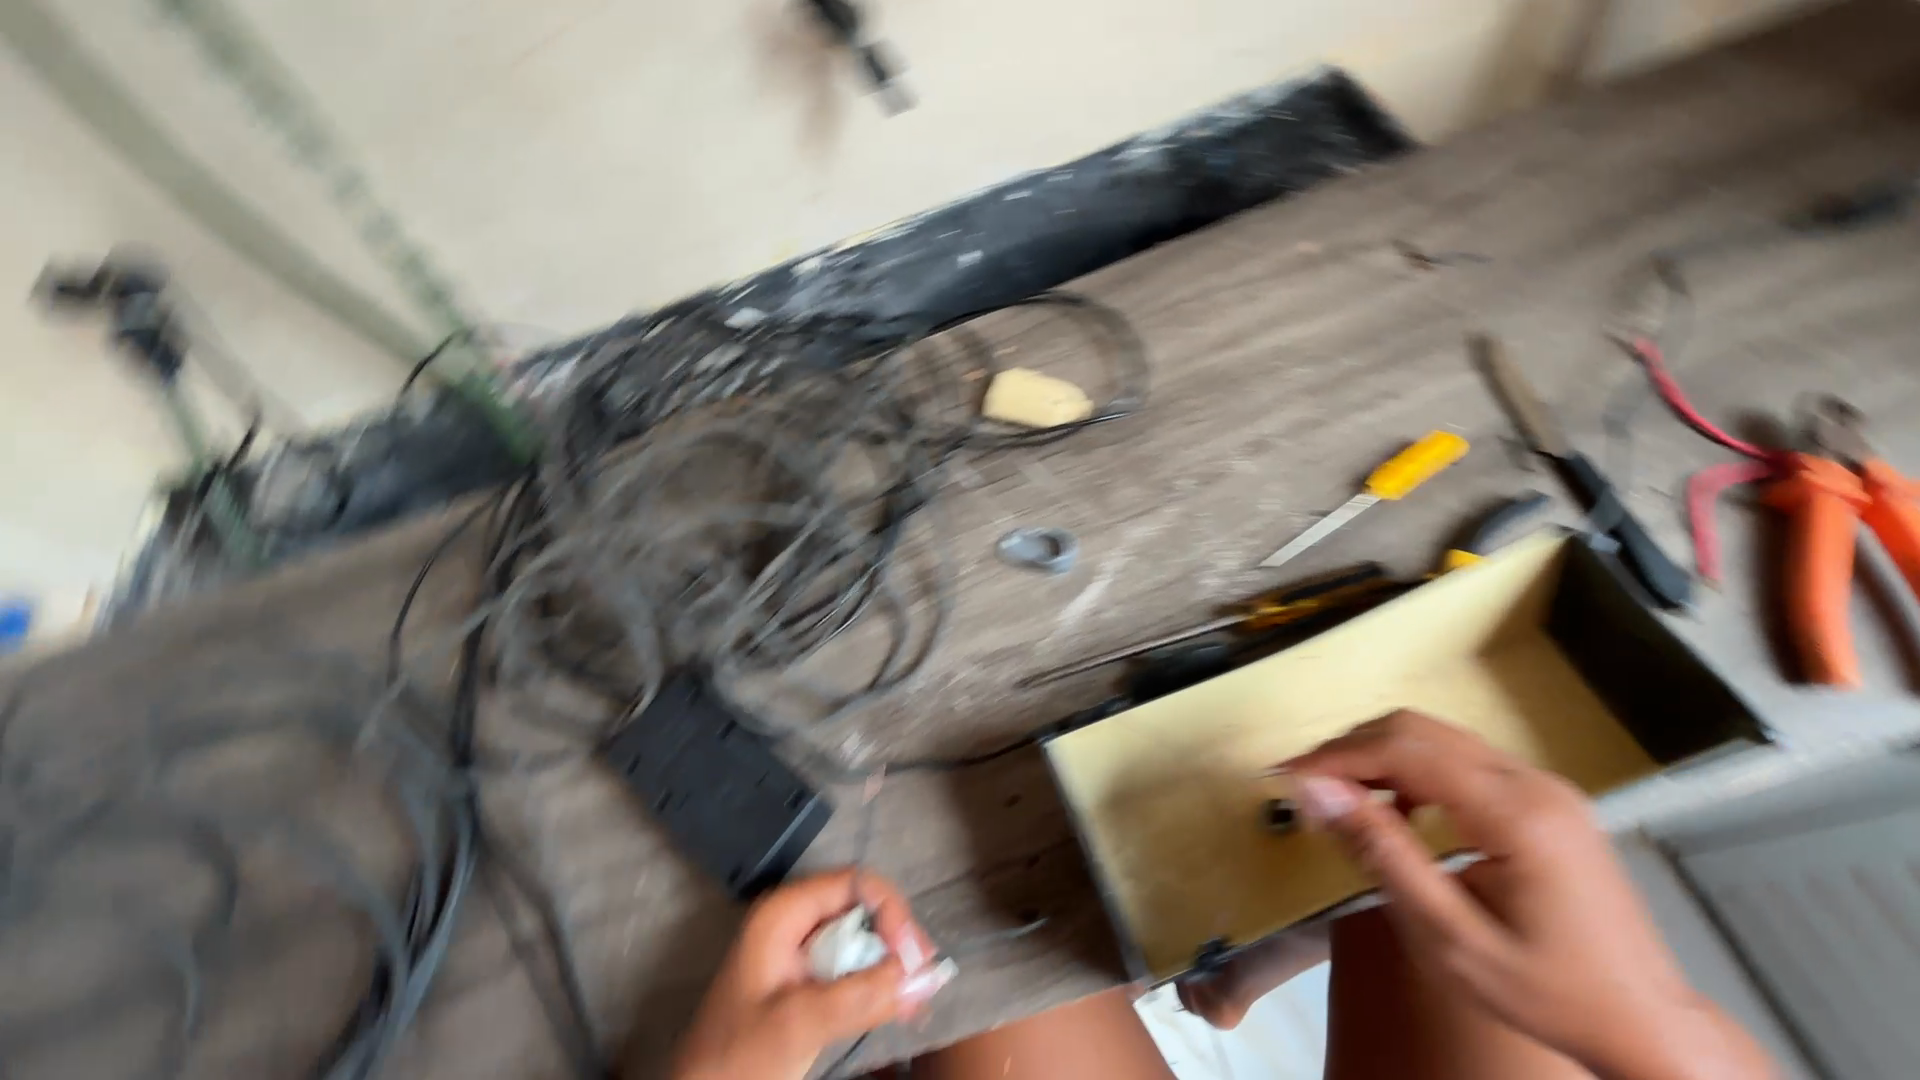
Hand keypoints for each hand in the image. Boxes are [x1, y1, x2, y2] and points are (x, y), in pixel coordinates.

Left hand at [670, 869, 951, 1079]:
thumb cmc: (738, 1054)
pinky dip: (880, 984)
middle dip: (896, 940)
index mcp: (784, 913)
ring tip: (919, 999)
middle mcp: (796, 922)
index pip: (853, 884)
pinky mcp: (808, 980)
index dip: (889, 910)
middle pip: (862, 909)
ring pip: (862, 940)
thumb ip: (855, 997)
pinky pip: (853, 968)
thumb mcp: (797, 1023)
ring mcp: (802, 951)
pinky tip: (902, 1007)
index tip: (911, 954)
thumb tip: (914, 975)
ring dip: (893, 965)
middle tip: (924, 977)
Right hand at [1280, 711, 1773, 1079]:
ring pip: (1436, 737)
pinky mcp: (1544, 797)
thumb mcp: (1448, 936)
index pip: (1404, 749)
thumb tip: (1315, 791)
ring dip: (1378, 756)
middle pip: (1418, 729)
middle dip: (1351, 749)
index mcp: (1516, 812)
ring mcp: (1544, 785)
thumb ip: (1381, 853)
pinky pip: (1460, 759)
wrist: (1648, 1024)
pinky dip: (1411, 769)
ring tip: (1338, 796)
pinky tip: (1395, 809)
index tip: (1287, 778)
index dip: (1336, 756)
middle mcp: (1533, 781)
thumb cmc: (1546, 991)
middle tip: (1305, 786)